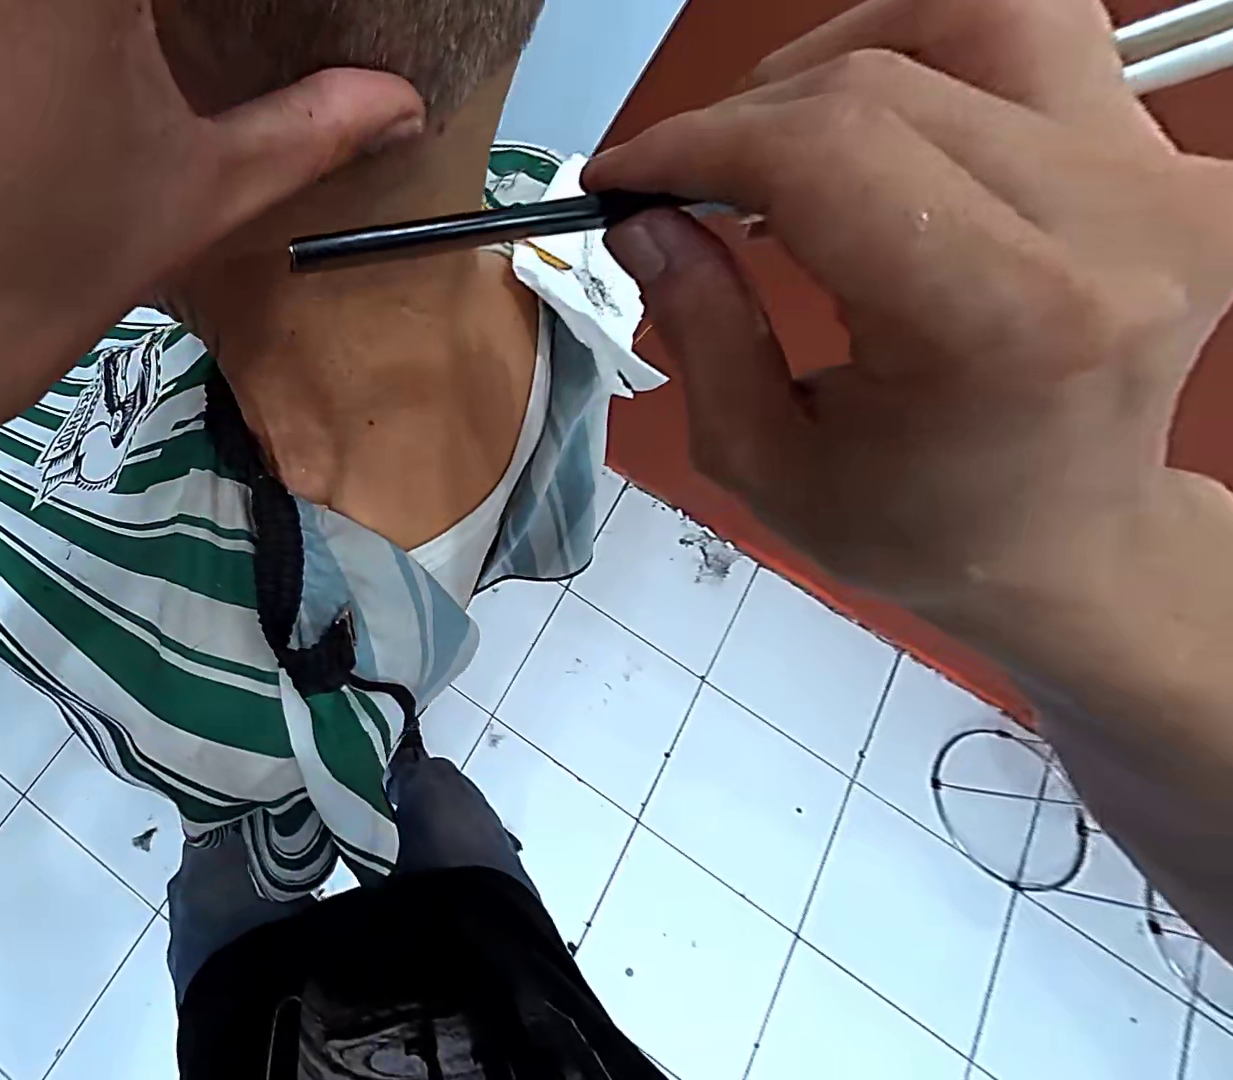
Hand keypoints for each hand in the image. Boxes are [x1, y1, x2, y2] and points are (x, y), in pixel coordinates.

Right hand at [582, 0, 1232, 627]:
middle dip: (728, 122)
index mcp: (990, 321)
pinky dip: (901, 63)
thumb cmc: (885, 524)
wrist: (1053, 542)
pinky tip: (835, 132)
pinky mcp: (1169, 156)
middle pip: (879, 84)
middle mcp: (1109, 219)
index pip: (826, 156)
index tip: (612, 178)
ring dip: (817, 66)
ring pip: (972, 16)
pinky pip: (1027, 41)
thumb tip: (638, 223)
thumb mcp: (749, 451)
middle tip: (651, 181)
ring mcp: (1166, 171)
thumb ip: (698, 324)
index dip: (694, 146)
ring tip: (743, 145)